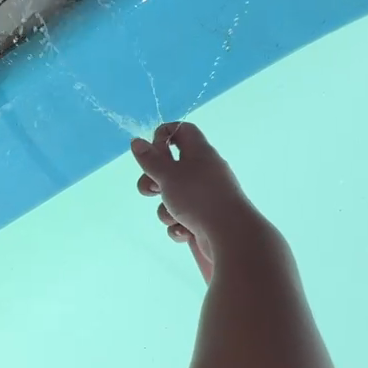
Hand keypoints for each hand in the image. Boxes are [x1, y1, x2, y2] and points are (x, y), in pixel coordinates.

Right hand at [130, 121, 263, 282]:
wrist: (231, 236)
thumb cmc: (199, 198)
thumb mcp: (168, 175)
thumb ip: (150, 159)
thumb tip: (136, 141)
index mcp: (200, 154)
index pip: (182, 130)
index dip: (163, 136)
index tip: (150, 153)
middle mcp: (203, 172)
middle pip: (170, 166)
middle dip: (153, 179)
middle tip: (152, 188)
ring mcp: (204, 197)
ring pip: (171, 195)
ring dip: (165, 208)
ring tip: (174, 216)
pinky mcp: (203, 219)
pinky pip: (180, 217)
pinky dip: (178, 225)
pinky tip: (185, 231)